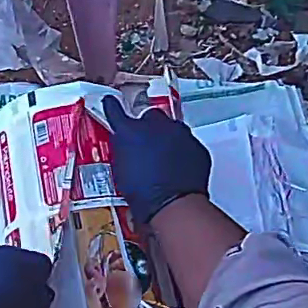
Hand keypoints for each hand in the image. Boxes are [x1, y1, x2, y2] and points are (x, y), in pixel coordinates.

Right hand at [101, 95, 210, 225]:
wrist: (171, 205)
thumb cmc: (142, 193)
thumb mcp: (120, 171)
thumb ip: (122, 151)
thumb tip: (126, 148)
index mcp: (128, 131)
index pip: (115, 110)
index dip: (112, 106)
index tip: (110, 102)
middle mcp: (154, 125)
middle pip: (151, 117)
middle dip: (149, 128)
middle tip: (146, 146)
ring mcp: (179, 133)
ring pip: (173, 129)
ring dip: (168, 140)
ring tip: (164, 161)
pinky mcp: (197, 146)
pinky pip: (189, 145)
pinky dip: (184, 153)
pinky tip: (178, 169)